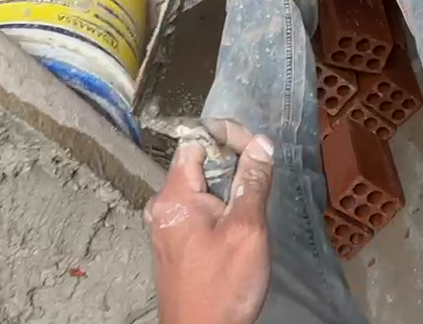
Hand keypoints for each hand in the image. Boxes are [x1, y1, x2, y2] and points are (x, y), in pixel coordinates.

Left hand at [146, 120, 275, 323]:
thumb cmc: (223, 287)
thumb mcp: (247, 229)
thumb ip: (253, 181)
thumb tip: (261, 142)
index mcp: (173, 196)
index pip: (196, 139)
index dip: (228, 135)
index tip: (257, 148)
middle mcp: (162, 206)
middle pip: (198, 161)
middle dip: (232, 161)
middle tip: (261, 176)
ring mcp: (165, 226)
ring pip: (200, 185)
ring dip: (228, 185)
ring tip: (254, 200)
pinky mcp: (173, 243)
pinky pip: (197, 206)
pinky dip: (220, 204)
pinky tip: (239, 222)